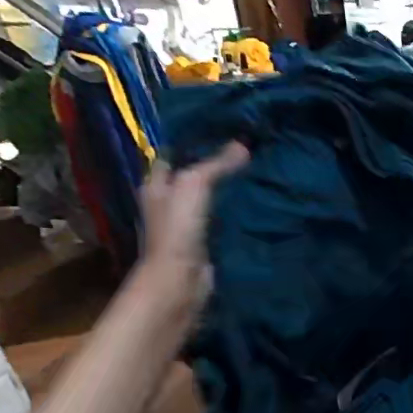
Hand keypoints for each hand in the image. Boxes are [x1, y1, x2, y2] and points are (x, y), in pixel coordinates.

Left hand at [134, 142, 249, 301]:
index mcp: (156, 184)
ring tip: (256, 172)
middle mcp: (168, 202)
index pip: (172, 155)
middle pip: (193, 176)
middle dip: (215, 165)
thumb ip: (216, 165)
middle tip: (247, 150)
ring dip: (227, 188)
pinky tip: (255, 204)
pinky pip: (222, 219)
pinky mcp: (204, 242)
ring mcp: (186, 223)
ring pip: (209, 197)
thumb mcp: (195, 186)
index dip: (193, 142)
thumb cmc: (178, 229)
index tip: (223, 131)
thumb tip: (243, 145)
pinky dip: (235, 211)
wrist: (180, 280)